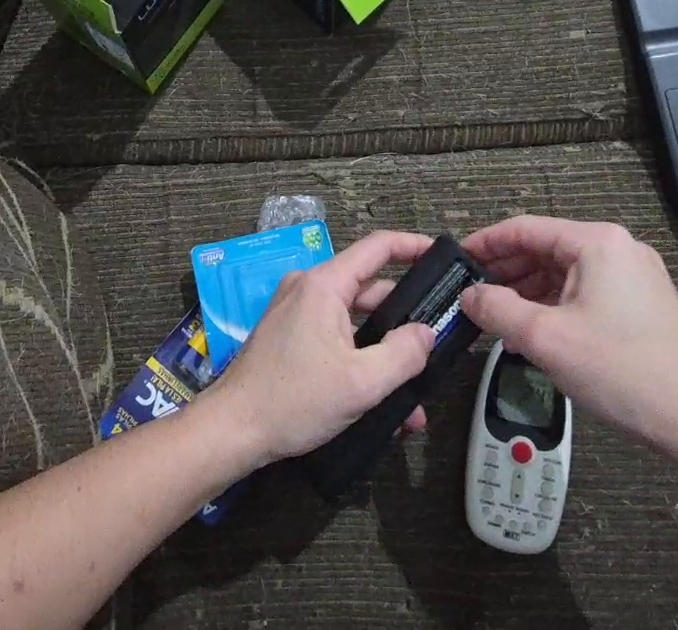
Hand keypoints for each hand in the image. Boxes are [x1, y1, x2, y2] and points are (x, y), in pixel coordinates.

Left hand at [202, 231, 438, 467]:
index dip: (413, 247)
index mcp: (324, 285)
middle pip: (370, 288)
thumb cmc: (294, 400)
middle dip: (406, 315)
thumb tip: (427, 332)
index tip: (444, 258)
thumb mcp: (361, 382)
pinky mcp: (291, 337)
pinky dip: (361, 359)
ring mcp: (297, 313)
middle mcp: (309, 289)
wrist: (233, 429)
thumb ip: (403, 354)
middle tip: (440, 336)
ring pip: (355, 321)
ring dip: (385, 350)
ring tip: (417, 388)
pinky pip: (336, 338)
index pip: (377, 247)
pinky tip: (383, 400)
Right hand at [458, 216, 677, 448]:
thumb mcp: (544, 338)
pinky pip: (584, 291)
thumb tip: (469, 295)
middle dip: (505, 272)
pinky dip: (553, 305)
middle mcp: (618, 249)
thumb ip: (496, 309)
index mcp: (597, 242)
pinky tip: (534, 331)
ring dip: (527, 292)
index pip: (525, 228)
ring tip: (497, 319)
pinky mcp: (641, 303)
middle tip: (472, 295)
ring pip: (563, 273)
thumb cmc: (621, 370)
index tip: (457, 260)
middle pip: (545, 248)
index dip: (485, 243)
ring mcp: (634, 276)